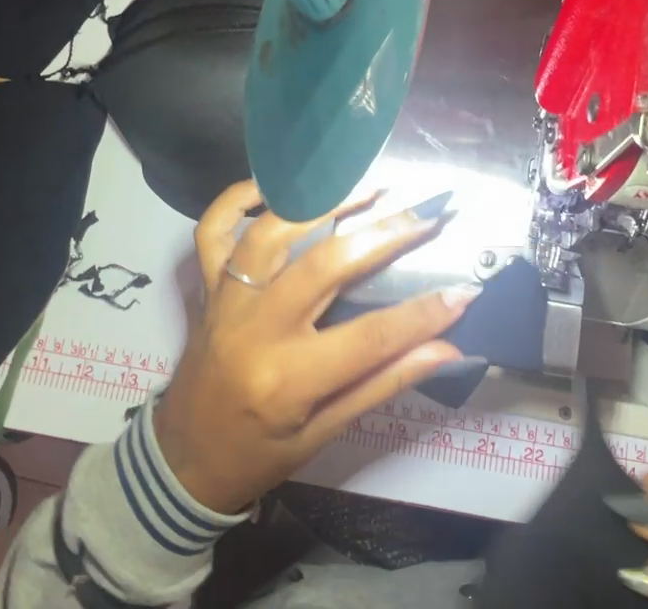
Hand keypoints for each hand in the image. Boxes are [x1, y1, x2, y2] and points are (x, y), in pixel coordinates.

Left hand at [153, 181, 477, 512]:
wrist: (182, 462)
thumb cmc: (260, 453)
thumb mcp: (326, 432)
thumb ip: (385, 382)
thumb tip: (448, 348)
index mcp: (288, 380)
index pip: (370, 337)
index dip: (424, 314)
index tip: (465, 290)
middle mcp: (255, 330)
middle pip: (324, 267)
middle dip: (381, 237)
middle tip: (424, 216)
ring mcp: (226, 301)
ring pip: (269, 234)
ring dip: (320, 204)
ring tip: (367, 186)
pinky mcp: (206, 287)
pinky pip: (213, 229)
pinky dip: (239, 198)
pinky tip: (277, 185)